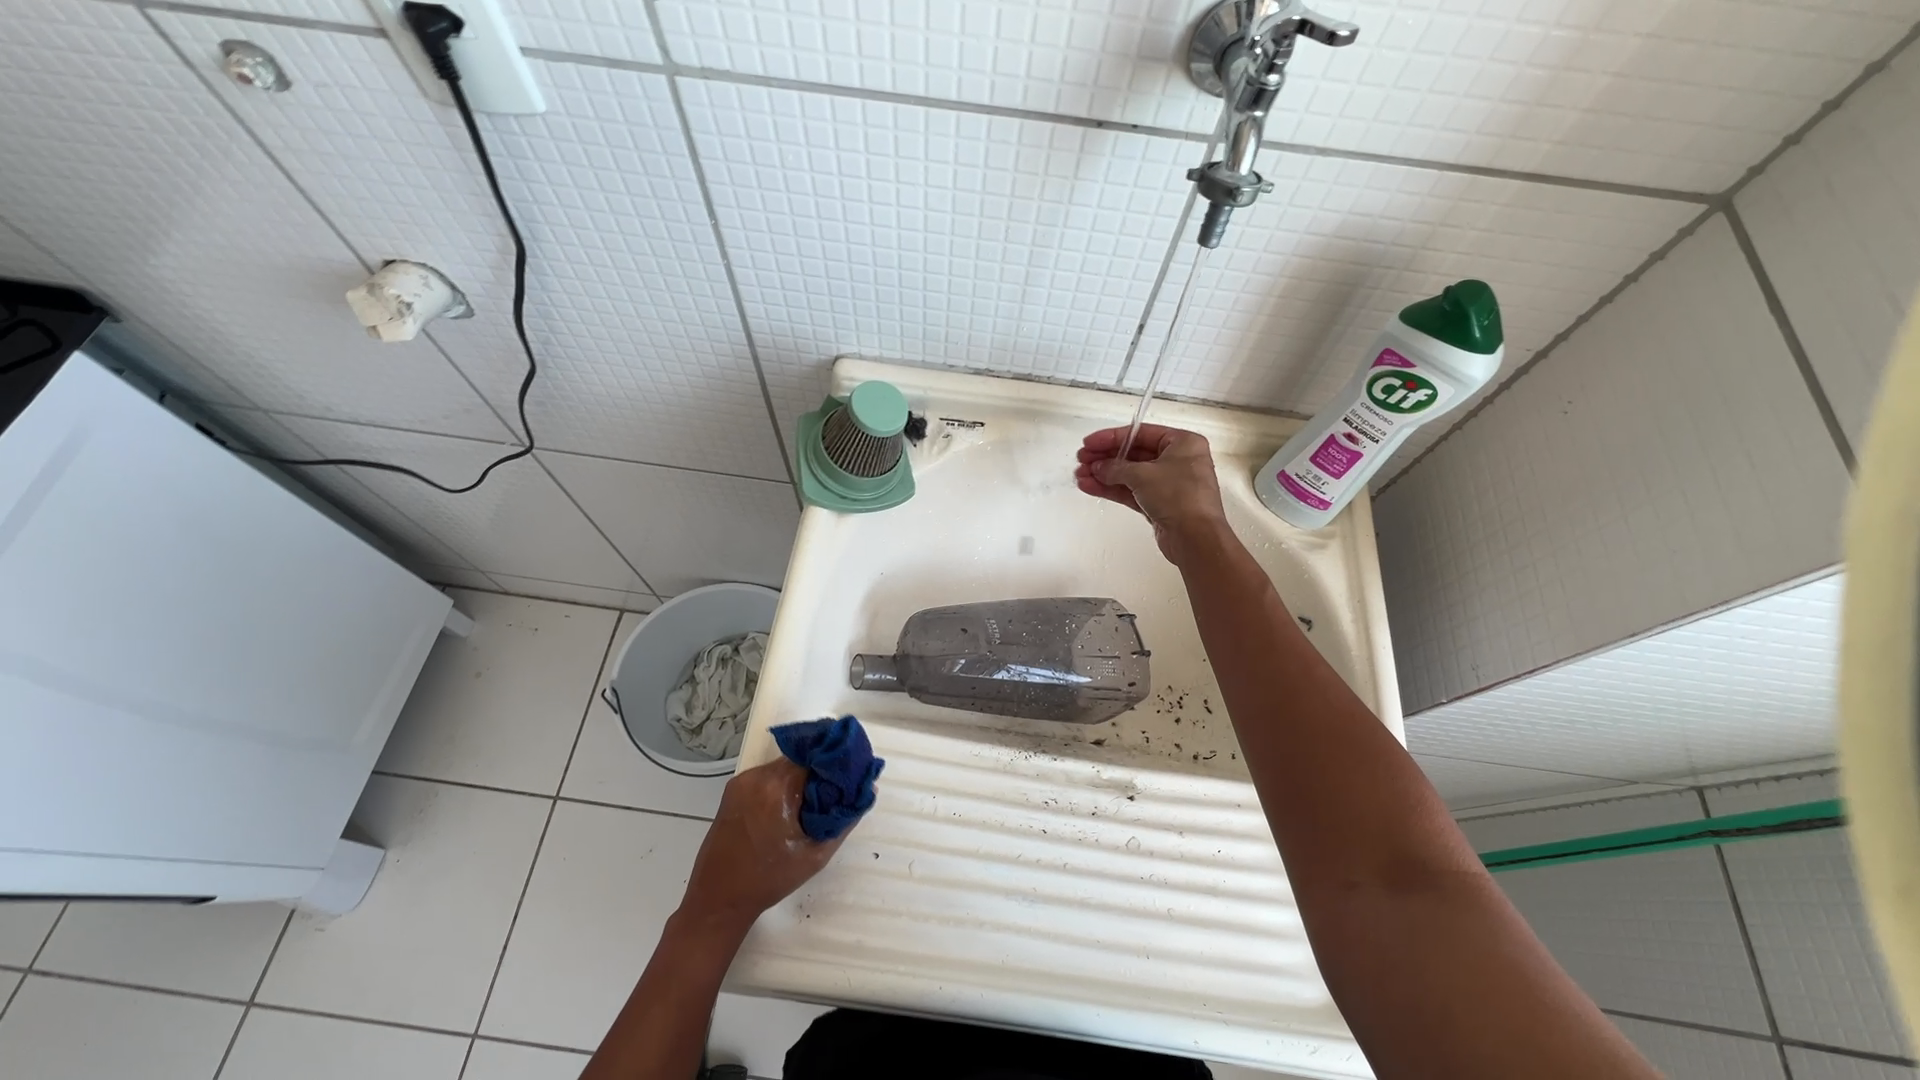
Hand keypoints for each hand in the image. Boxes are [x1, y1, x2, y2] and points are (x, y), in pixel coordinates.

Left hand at [678, 759, 849, 931]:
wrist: (718, 899)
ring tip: (814, 804)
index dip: (836, 763)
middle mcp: (756, 777)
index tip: (851, 776)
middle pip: (798, 760)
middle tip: (836, 793)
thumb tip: (863, 791)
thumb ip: (843, 819)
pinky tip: (790, 810)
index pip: (816, 756)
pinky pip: (766, 779)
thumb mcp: (815, 854)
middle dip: (819, 772)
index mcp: (776, 787)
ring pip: (782, 768)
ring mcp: (741, 782)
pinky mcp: (732, 792)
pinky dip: (782, 787)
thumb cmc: (768, 880)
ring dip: (800, 780)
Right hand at [1075, 424, 1228, 564]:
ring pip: (1130, 475)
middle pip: (1134, 454)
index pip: (1141, 433)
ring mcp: (1168, 484)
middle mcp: (1177, 460)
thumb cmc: (1178, 496)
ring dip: (1104, 475)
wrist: (1195, 538)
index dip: (1111, 437)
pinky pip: (1131, 491)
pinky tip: (1089, 487)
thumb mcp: (1143, 475)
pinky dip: (1111, 489)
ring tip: (1079, 476)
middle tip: (1081, 460)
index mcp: (1182, 443)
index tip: (1089, 443)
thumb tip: (1097, 467)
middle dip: (1105, 458)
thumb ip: (1116, 467)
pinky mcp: (1159, 504)